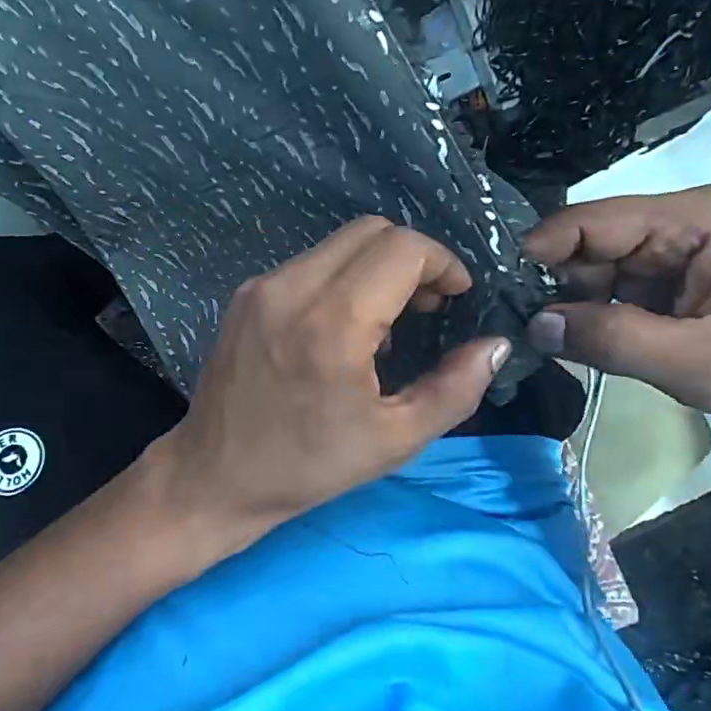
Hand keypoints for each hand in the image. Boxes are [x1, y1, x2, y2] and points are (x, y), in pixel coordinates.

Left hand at [139, 216, 510, 547]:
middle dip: (416, 258)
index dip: (443, 264)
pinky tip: (350, 327)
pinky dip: (347, 277)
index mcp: (332, 324)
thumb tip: (495, 345)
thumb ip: (456, 388)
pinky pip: (313, 262)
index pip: (403, 249)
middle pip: (373, 231)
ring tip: (394, 320)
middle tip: (431, 306)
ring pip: (341, 243)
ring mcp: (263, 286)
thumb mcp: (397, 440)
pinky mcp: (247, 295)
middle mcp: (292, 288)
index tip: (457, 299)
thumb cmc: (310, 467)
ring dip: (381, 267)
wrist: (214, 479)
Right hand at [523, 186, 710, 471]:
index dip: (541, 252)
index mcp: (695, 217)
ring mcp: (684, 256)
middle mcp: (684, 224)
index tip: (498, 295)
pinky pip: (626, 297)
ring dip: (579, 310)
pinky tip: (587, 349)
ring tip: (550, 348)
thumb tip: (536, 325)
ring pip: (605, 275)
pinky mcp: (684, 288)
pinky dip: (604, 322)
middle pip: (595, 245)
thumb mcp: (699, 362)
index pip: (593, 219)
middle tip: (521, 334)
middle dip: (558, 288)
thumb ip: (614, 340)